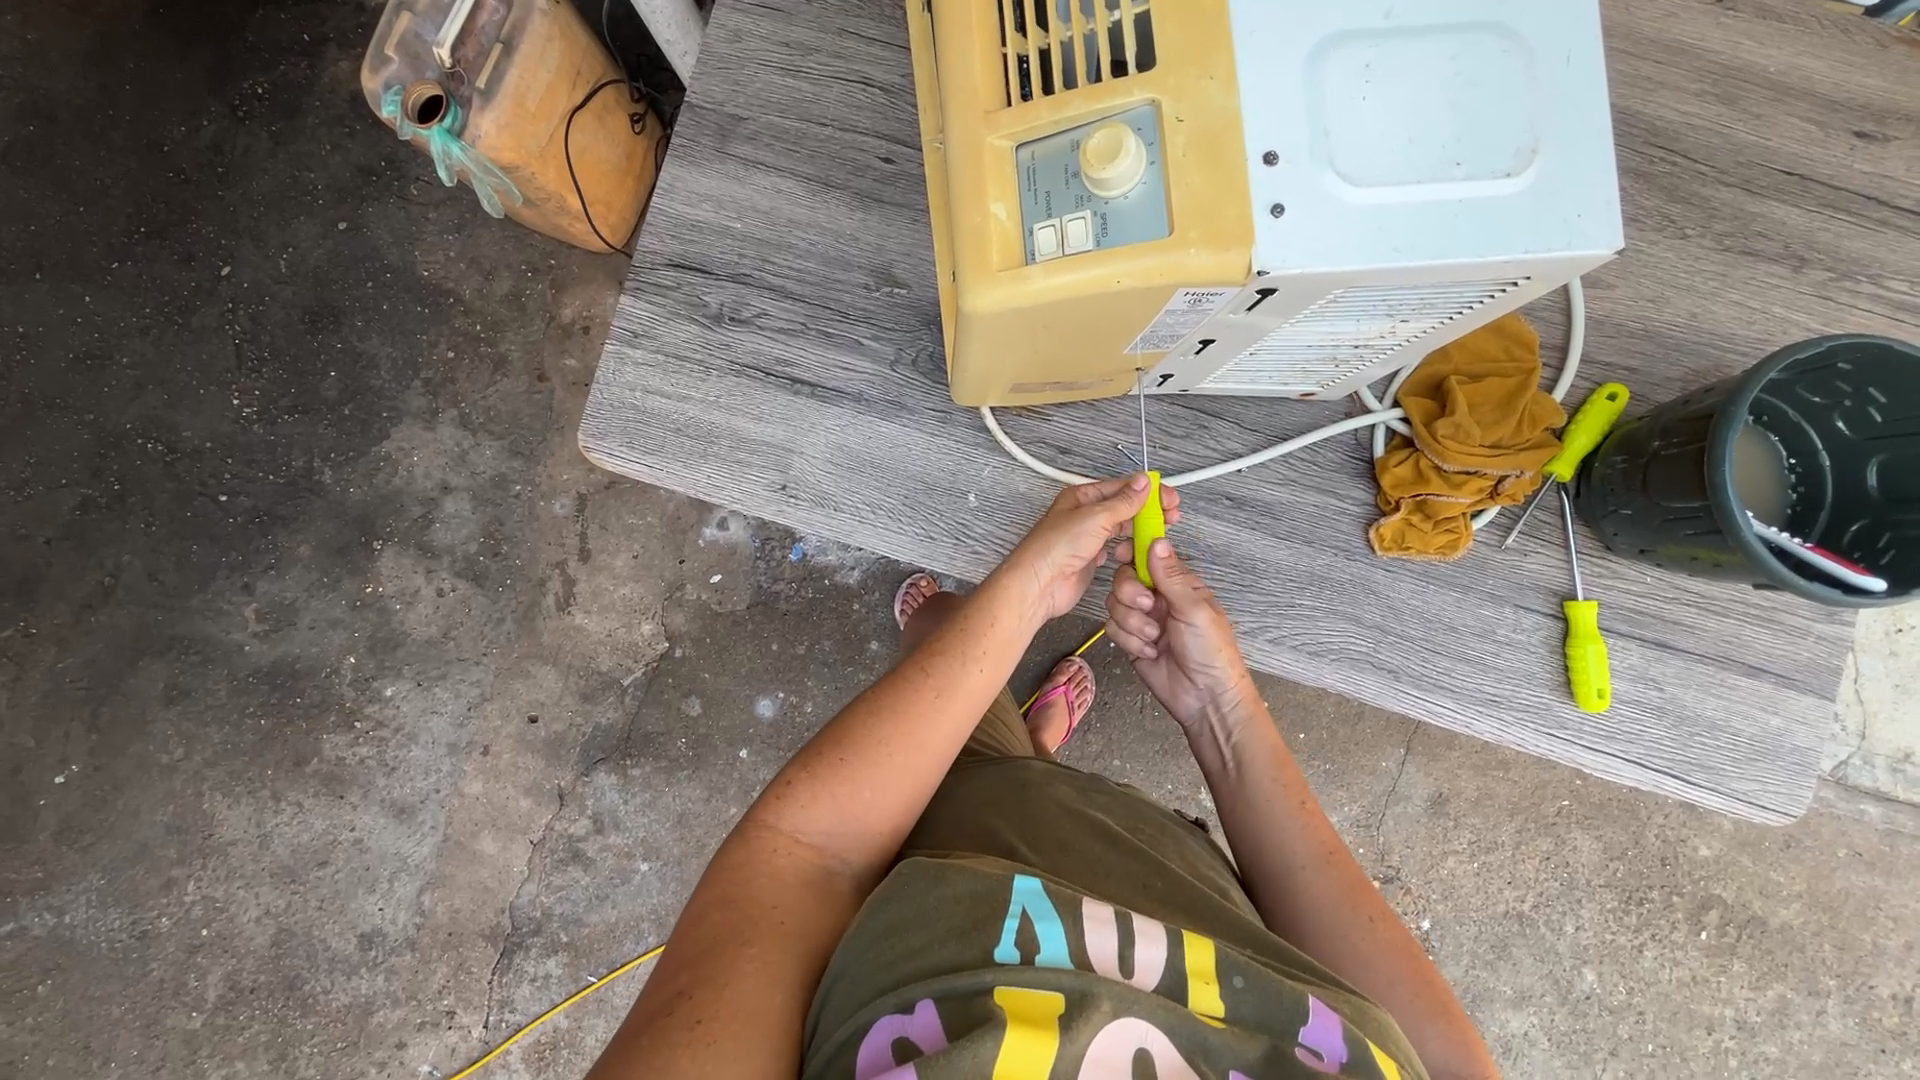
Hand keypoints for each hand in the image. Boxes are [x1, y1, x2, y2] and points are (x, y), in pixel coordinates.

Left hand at [999, 474, 1181, 623]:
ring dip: (1138, 532)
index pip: (1122, 488)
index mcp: (1082, 497)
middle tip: (1170, 517)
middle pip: (1124, 508)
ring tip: (1156, 536)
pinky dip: (1127, 551)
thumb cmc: (1054, 548)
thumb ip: (1123, 501)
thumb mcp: (1096, 517)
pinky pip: (1115, 550)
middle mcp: (1084, 516)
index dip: (1147, 492)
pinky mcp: (1089, 559)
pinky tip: (1134, 553)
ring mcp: (1087, 538)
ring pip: (1121, 530)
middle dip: (1148, 512)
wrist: (1039, 584)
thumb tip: (1143, 483)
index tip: (1169, 498)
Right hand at [1105, 538, 1258, 729]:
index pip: (1149, 557)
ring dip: (1132, 622)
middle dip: (1129, 594)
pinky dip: (1129, 640)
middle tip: (1147, 607)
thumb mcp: (1195, 609)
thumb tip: (1158, 541)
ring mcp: (1143, 620)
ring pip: (1114, 604)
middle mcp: (1158, 598)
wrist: (1205, 698)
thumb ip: (1171, 576)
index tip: (1122, 553)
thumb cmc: (1212, 652)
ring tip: (1153, 638)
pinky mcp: (1131, 641)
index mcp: (1178, 584)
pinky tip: (1149, 652)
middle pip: (1124, 579)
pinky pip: (1113, 629)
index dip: (1132, 552)